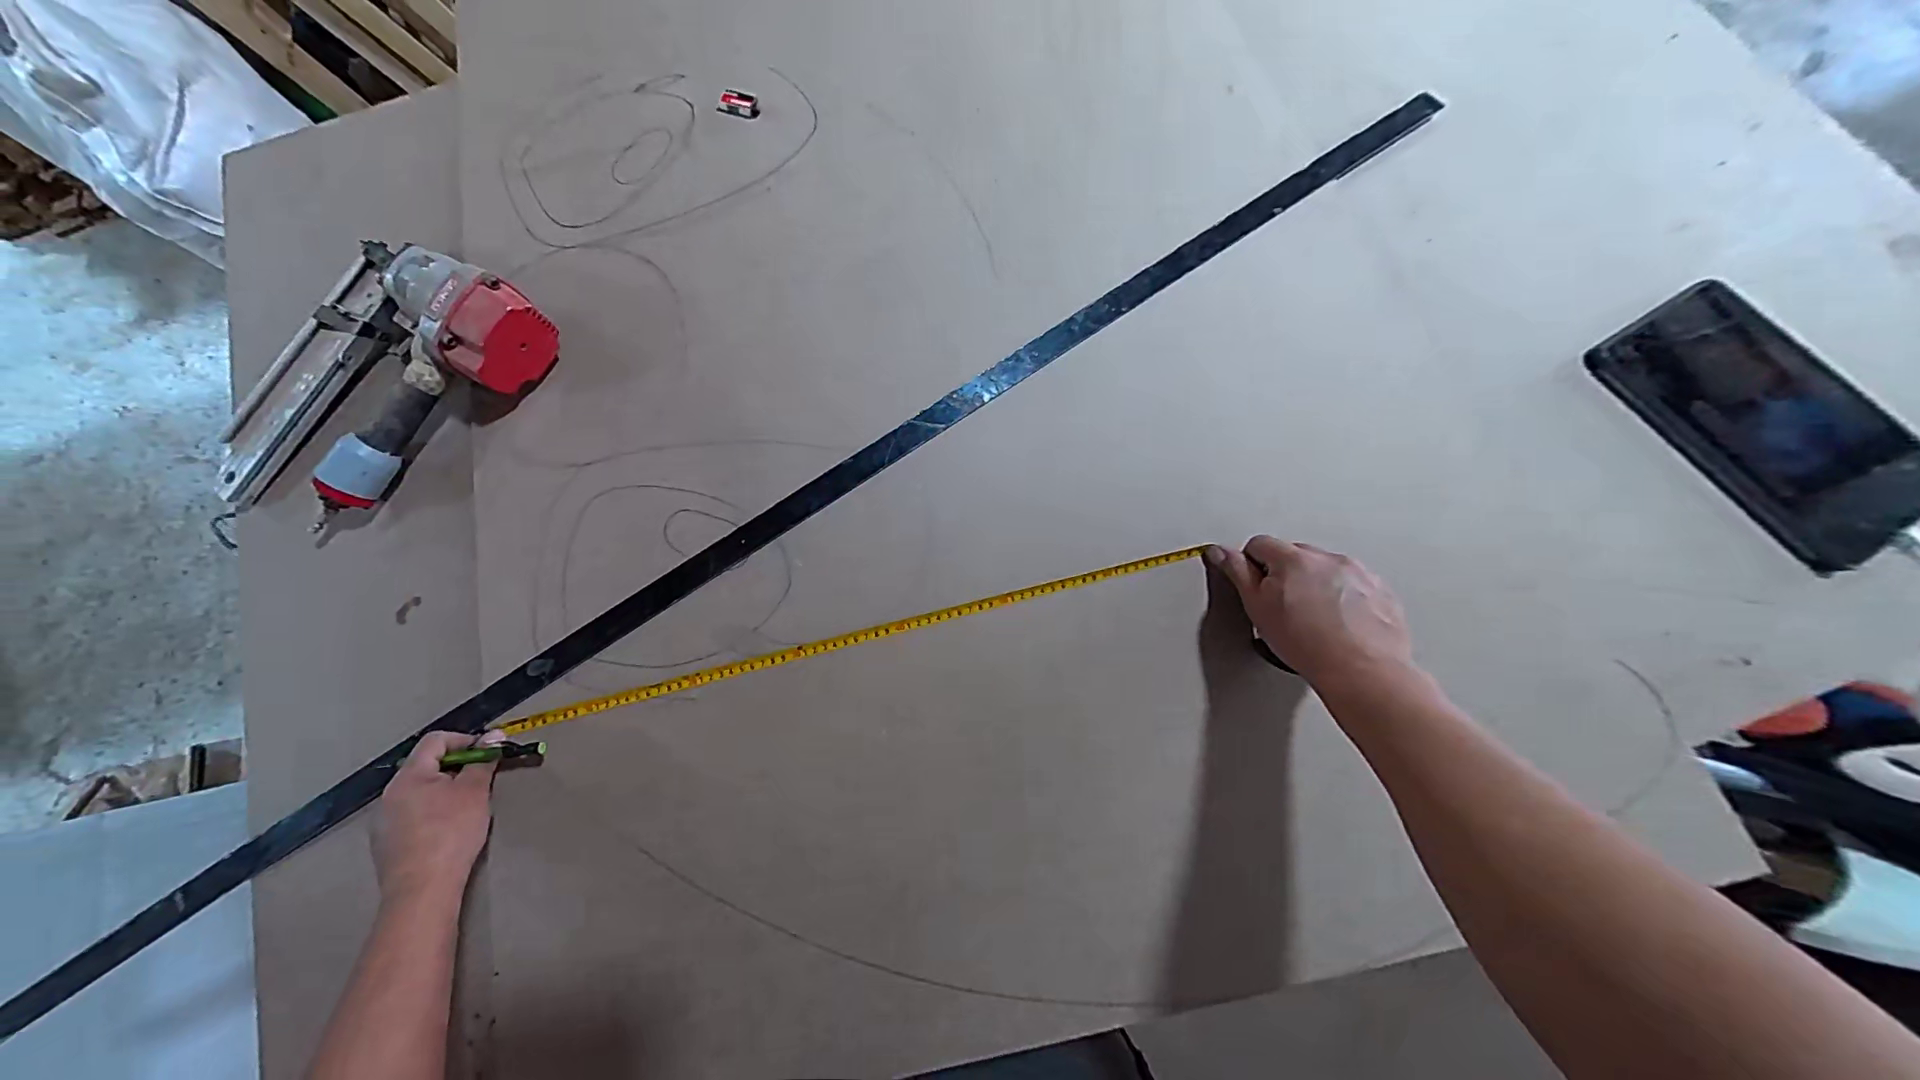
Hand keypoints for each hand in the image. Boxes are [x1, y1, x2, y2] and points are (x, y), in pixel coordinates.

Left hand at [371, 729, 504, 908]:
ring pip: (420, 791)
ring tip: (466, 807)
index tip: (487, 753)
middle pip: (427, 766)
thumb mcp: (475, 791)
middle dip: (457, 767)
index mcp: (409, 776)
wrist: (422, 887)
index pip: (436, 740)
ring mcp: (383, 820)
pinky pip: (412, 814)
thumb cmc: (452, 832)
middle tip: (481, 780)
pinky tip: (447, 830)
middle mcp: (390, 793)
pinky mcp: (385, 842)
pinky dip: (432, 811)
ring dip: (444, 790)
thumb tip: (494, 736)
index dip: (465, 740)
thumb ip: (484, 760)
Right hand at [1206, 537, 1414, 686]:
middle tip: (1281, 608)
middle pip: (1293, 554)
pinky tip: (1335, 623)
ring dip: (1314, 585)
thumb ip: (1237, 572)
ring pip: (1323, 569)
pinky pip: (1352, 584)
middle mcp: (1327, 559)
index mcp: (1293, 558)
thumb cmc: (1311, 646)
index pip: (1259, 544)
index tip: (1254, 586)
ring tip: (1310, 620)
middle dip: (1284, 575)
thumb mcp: (1257, 608)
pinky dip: (1342, 598)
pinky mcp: (1378, 590)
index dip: (1250, 566)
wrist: (1361, 671)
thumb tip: (1221, 553)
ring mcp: (1356, 573)